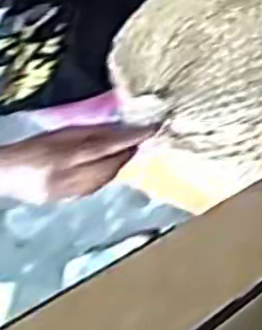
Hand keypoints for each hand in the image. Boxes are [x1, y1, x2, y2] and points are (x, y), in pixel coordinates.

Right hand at [0, 124, 155, 203]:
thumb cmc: (37, 146)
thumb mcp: (69, 132)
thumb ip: (102, 132)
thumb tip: (136, 129)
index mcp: (63, 158)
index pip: (109, 147)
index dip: (136, 137)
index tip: (155, 128)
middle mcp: (62, 179)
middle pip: (110, 166)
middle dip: (127, 153)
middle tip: (134, 143)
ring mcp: (58, 193)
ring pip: (105, 179)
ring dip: (117, 165)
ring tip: (118, 155)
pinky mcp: (56, 201)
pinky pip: (92, 188)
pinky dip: (103, 177)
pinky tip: (102, 169)